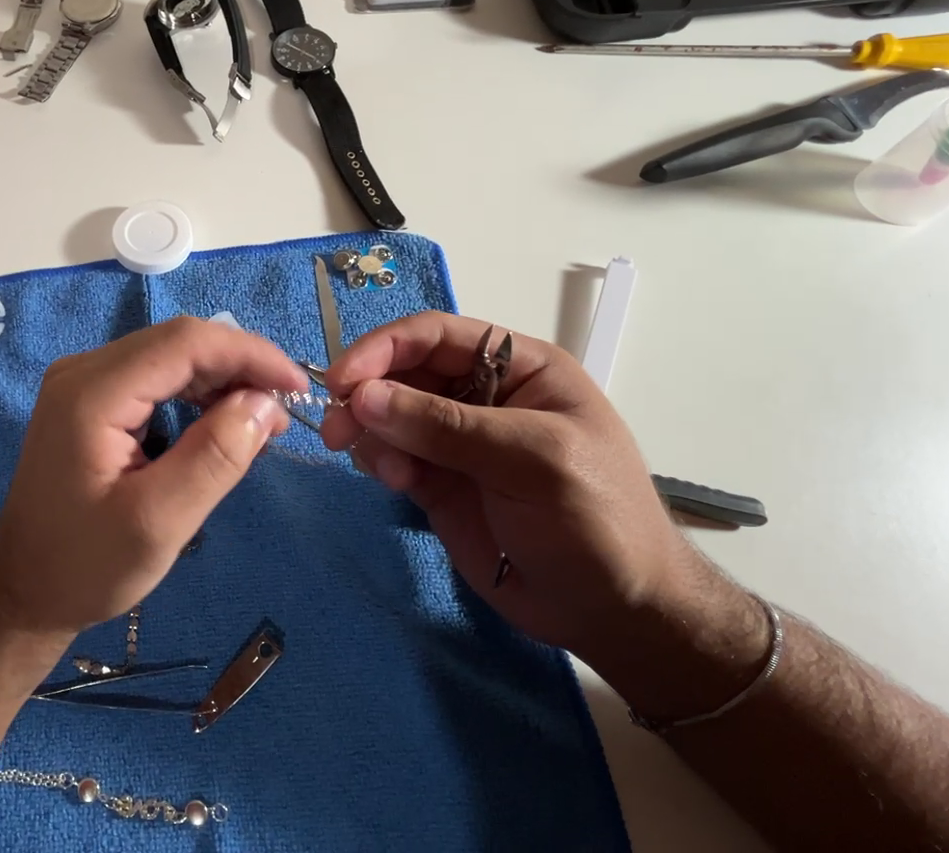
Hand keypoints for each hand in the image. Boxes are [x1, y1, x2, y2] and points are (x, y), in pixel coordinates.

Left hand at [0, 318, 299, 641]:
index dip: (249, 354)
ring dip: (219, 380)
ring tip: (261, 422)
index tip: (298, 388)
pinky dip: (193, 393)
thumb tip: (264, 402)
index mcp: (91, 393)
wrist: (23, 592)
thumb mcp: (158, 522)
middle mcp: (82, 371)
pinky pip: (151, 378)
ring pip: (167, 357)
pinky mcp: (87, 402)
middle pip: (176, 343)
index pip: (184, 342)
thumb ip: (214, 457)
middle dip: (238, 366)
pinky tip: (219, 423)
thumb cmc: (86, 566)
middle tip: (283, 412)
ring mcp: (81, 384)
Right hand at [319, 311, 700, 661]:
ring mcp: (454, 440)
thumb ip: (445, 426)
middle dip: (365, 393)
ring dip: (369, 432)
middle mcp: (480, 395)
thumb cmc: (595, 520)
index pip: (435, 336)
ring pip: (386, 414)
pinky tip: (394, 482)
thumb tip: (362, 396)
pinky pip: (388, 453)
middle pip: (402, 372)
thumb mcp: (531, 459)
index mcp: (518, 369)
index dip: (384, 348)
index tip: (342, 380)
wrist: (612, 612)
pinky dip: (377, 460)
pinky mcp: (435, 481)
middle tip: (336, 429)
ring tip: (383, 470)